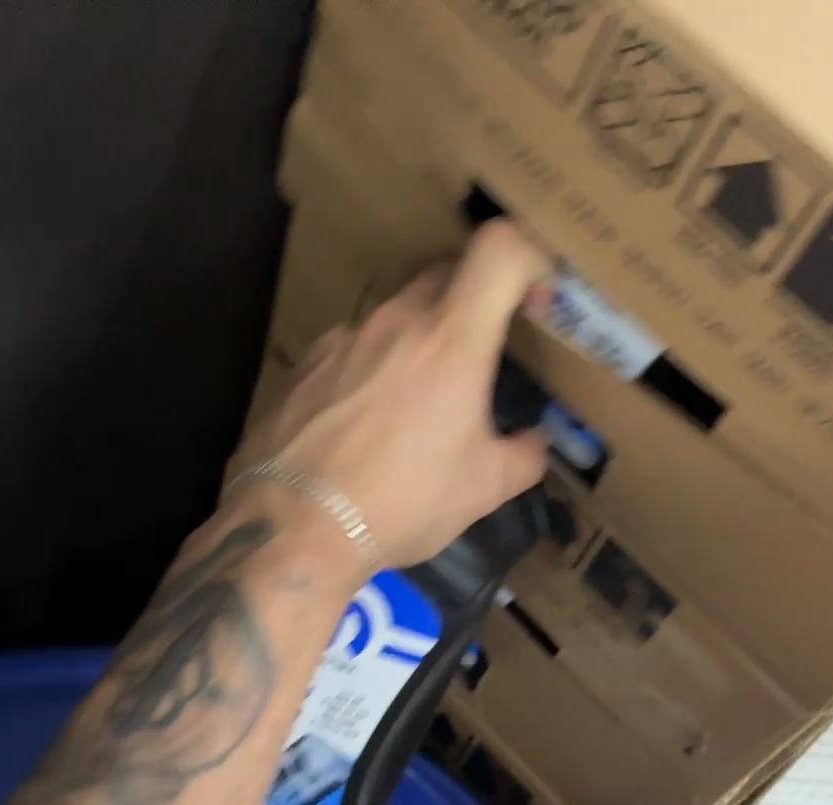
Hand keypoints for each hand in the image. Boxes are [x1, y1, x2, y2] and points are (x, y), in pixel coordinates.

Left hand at [241, 221, 552, 572]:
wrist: (297, 527)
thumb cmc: (404, 500)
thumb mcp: (484, 489)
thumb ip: (524, 456)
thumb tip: (535, 443)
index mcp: (452, 338)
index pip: (499, 249)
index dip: (527, 258)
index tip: (532, 302)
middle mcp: (394, 320)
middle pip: (445, 275)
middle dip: (472, 303)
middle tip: (476, 359)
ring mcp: (341, 338)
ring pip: (392, 317)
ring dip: (414, 344)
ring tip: (411, 407)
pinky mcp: (302, 365)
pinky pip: (349, 350)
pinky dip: (368, 371)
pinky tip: (359, 425)